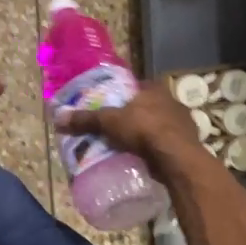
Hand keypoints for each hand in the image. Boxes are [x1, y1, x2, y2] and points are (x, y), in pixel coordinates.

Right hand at [54, 80, 213, 174]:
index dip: (123, 95)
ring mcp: (183, 123)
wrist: (176, 158)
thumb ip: (85, 119)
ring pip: (158, 125)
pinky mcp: (187, 144)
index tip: (110, 106)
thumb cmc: (143, 129)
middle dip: (134, 116)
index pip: (137, 86)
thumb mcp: (108, 121)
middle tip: (115, 127)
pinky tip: (143, 157)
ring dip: (146, 134)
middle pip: (147, 106)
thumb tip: (57, 118)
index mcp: (154, 89)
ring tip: (127, 145)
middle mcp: (172, 102)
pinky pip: (166, 143)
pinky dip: (155, 149)